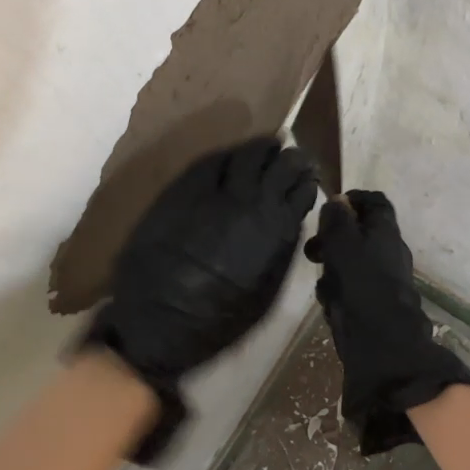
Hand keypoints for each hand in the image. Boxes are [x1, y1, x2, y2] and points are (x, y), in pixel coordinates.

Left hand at [79, 136, 317, 461]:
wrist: (161, 321)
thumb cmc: (221, 319)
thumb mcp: (267, 287)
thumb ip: (281, 248)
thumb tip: (287, 223)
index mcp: (277, 229)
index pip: (301, 189)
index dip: (306, 179)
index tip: (307, 176)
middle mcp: (251, 202)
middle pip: (279, 163)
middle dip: (288, 157)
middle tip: (289, 153)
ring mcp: (215, 193)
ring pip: (245, 155)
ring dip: (259, 150)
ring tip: (265, 147)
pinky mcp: (182, 191)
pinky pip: (210, 162)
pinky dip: (226, 156)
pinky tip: (230, 157)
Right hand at [304, 190, 469, 453]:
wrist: (383, 345)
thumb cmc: (365, 288)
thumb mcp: (346, 247)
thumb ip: (338, 223)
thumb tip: (336, 201)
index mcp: (387, 234)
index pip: (376, 203)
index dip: (355, 200)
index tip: (330, 207)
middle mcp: (388, 253)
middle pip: (360, 232)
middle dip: (333, 237)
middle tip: (314, 247)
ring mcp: (381, 280)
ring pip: (351, 260)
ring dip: (332, 264)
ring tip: (319, 274)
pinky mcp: (371, 303)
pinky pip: (350, 286)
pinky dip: (337, 288)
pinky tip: (328, 300)